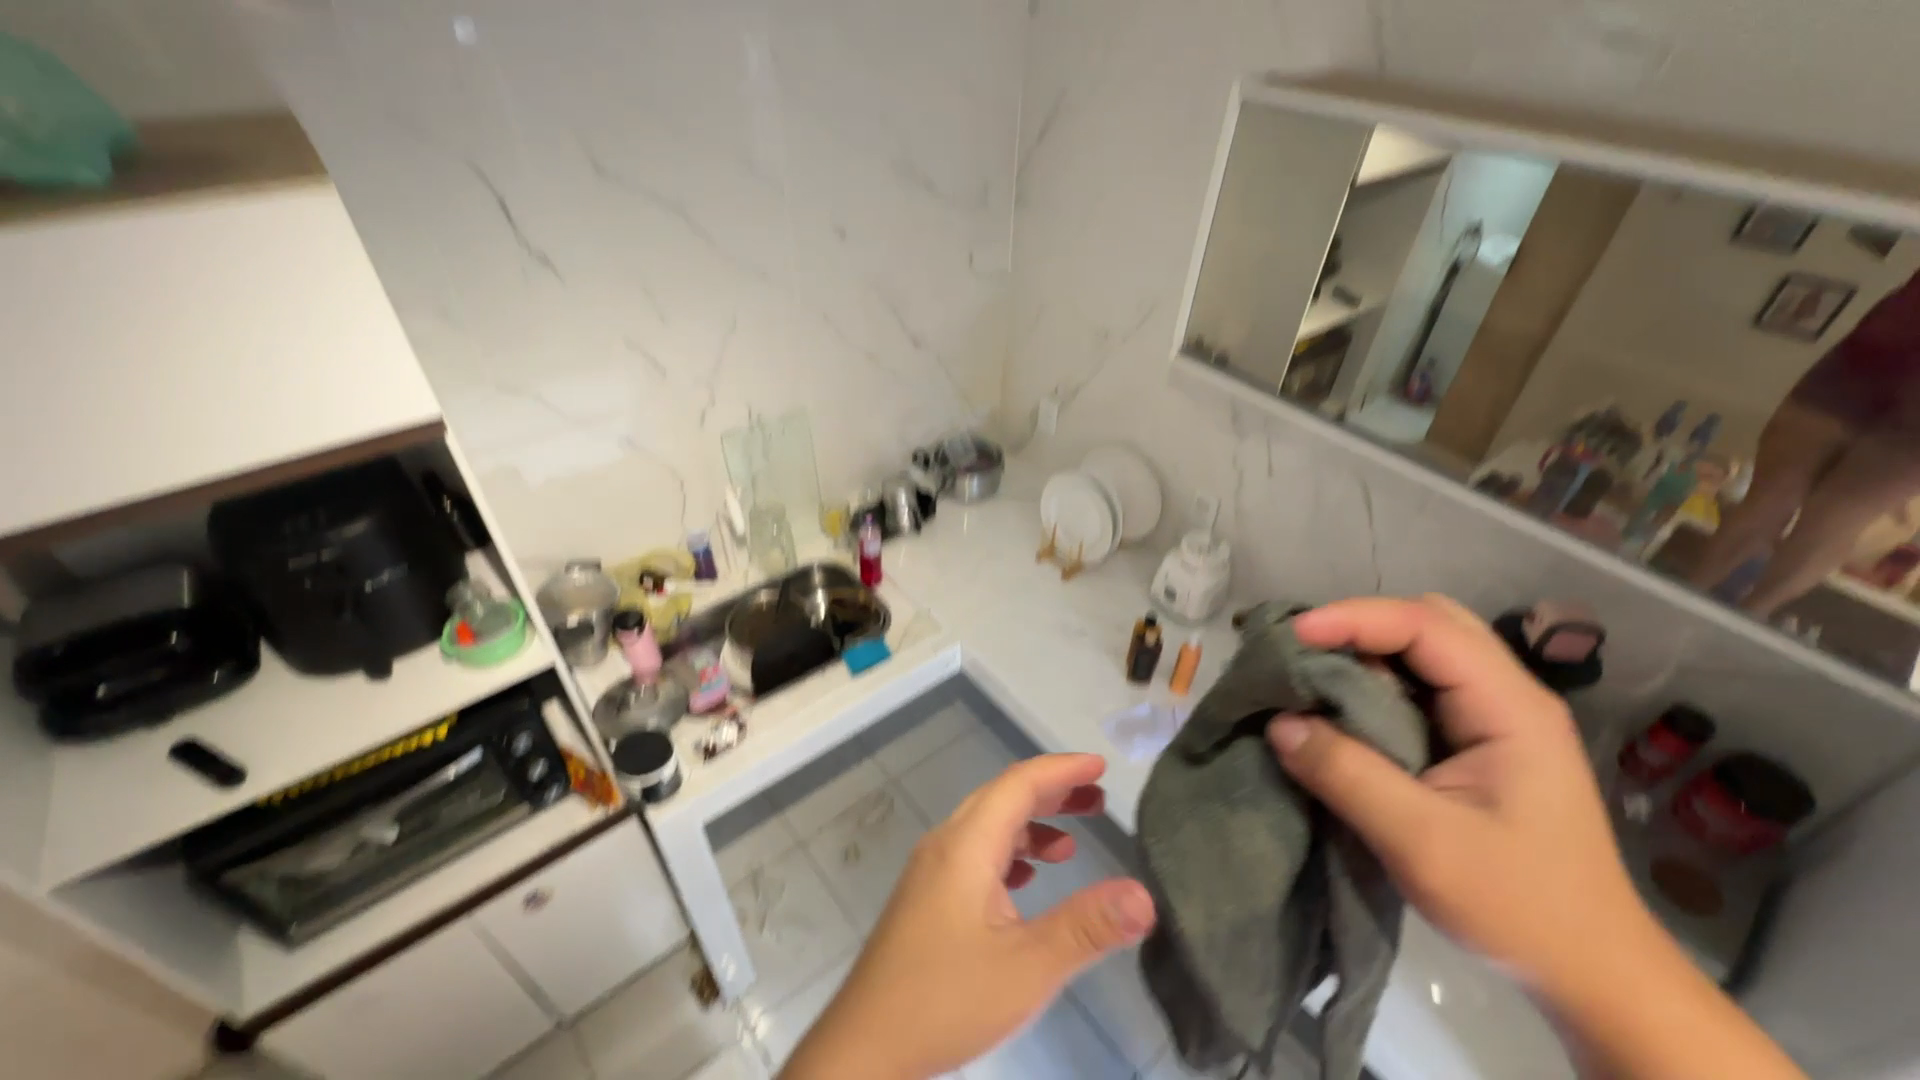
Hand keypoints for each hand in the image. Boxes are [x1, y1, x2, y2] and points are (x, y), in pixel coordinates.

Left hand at [780, 754, 1156, 1079]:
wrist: (866, 1047)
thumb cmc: (946, 999)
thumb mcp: (1029, 967)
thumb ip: (1087, 928)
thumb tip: (1145, 895)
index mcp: (966, 847)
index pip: (1018, 785)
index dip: (1061, 770)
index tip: (1101, 765)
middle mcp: (944, 848)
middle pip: (1001, 800)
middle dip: (1051, 793)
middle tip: (1098, 799)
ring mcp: (930, 874)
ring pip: (985, 829)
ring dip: (1030, 826)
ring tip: (1071, 845)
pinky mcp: (925, 901)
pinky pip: (973, 857)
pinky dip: (1008, 855)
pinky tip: (1027, 883)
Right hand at [1266, 595, 1650, 996]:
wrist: (1589, 970)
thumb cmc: (1518, 905)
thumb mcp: (1422, 843)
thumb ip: (1348, 775)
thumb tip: (1279, 723)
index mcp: (1510, 707)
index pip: (1427, 626)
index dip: (1355, 618)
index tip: (1293, 636)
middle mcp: (1507, 698)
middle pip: (1429, 623)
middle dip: (1359, 627)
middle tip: (1299, 652)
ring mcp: (1495, 720)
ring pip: (1423, 655)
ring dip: (1364, 656)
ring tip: (1308, 678)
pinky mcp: (1477, 746)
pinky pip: (1418, 692)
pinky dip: (1373, 689)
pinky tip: (1339, 712)